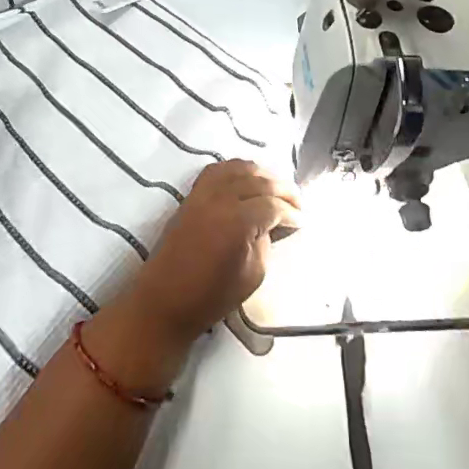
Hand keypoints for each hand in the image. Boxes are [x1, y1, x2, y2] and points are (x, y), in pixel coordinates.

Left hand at [126, 160, 302, 342]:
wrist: (165, 300)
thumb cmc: (211, 296)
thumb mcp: (253, 274)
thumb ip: (266, 242)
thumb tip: (272, 223)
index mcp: (238, 221)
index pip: (273, 206)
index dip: (291, 213)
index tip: (302, 221)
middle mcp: (220, 198)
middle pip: (258, 181)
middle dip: (282, 189)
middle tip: (298, 202)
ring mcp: (203, 193)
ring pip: (238, 168)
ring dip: (261, 174)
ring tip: (275, 187)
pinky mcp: (191, 194)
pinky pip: (217, 170)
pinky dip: (236, 169)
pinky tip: (247, 178)